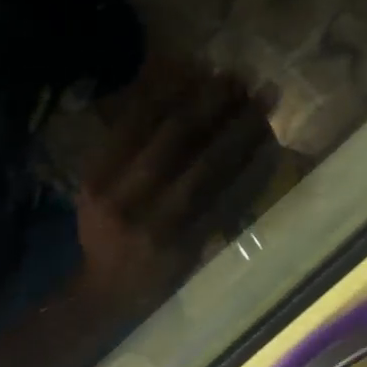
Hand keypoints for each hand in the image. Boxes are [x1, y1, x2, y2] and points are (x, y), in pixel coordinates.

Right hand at [75, 65, 276, 307]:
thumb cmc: (105, 239)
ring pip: (206, 169)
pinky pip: (224, 205)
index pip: (139, 122)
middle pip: (176, 139)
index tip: (207, 67)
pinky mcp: (185, 249)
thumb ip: (124, 151)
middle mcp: (125, 199)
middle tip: (245, 78)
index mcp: (99, 179)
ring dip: (240, 133)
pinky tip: (268, 153)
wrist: (107, 298)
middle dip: (214, 103)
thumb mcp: (98, 192)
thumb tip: (174, 99)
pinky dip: (248, 177)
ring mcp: (157, 226)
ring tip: (265, 105)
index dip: (177, 89)